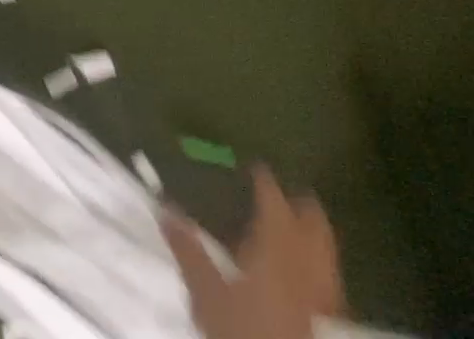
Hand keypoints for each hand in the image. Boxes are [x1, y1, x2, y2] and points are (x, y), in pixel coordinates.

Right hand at [163, 167, 343, 338]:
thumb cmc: (235, 326)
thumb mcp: (201, 287)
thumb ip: (187, 248)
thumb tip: (164, 207)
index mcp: (272, 259)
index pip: (274, 216)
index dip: (268, 191)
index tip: (260, 168)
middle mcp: (301, 273)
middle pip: (312, 237)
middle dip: (308, 213)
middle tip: (300, 191)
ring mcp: (317, 296)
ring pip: (325, 258)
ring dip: (319, 236)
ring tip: (311, 221)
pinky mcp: (320, 314)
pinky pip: (327, 277)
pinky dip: (323, 261)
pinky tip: (315, 265)